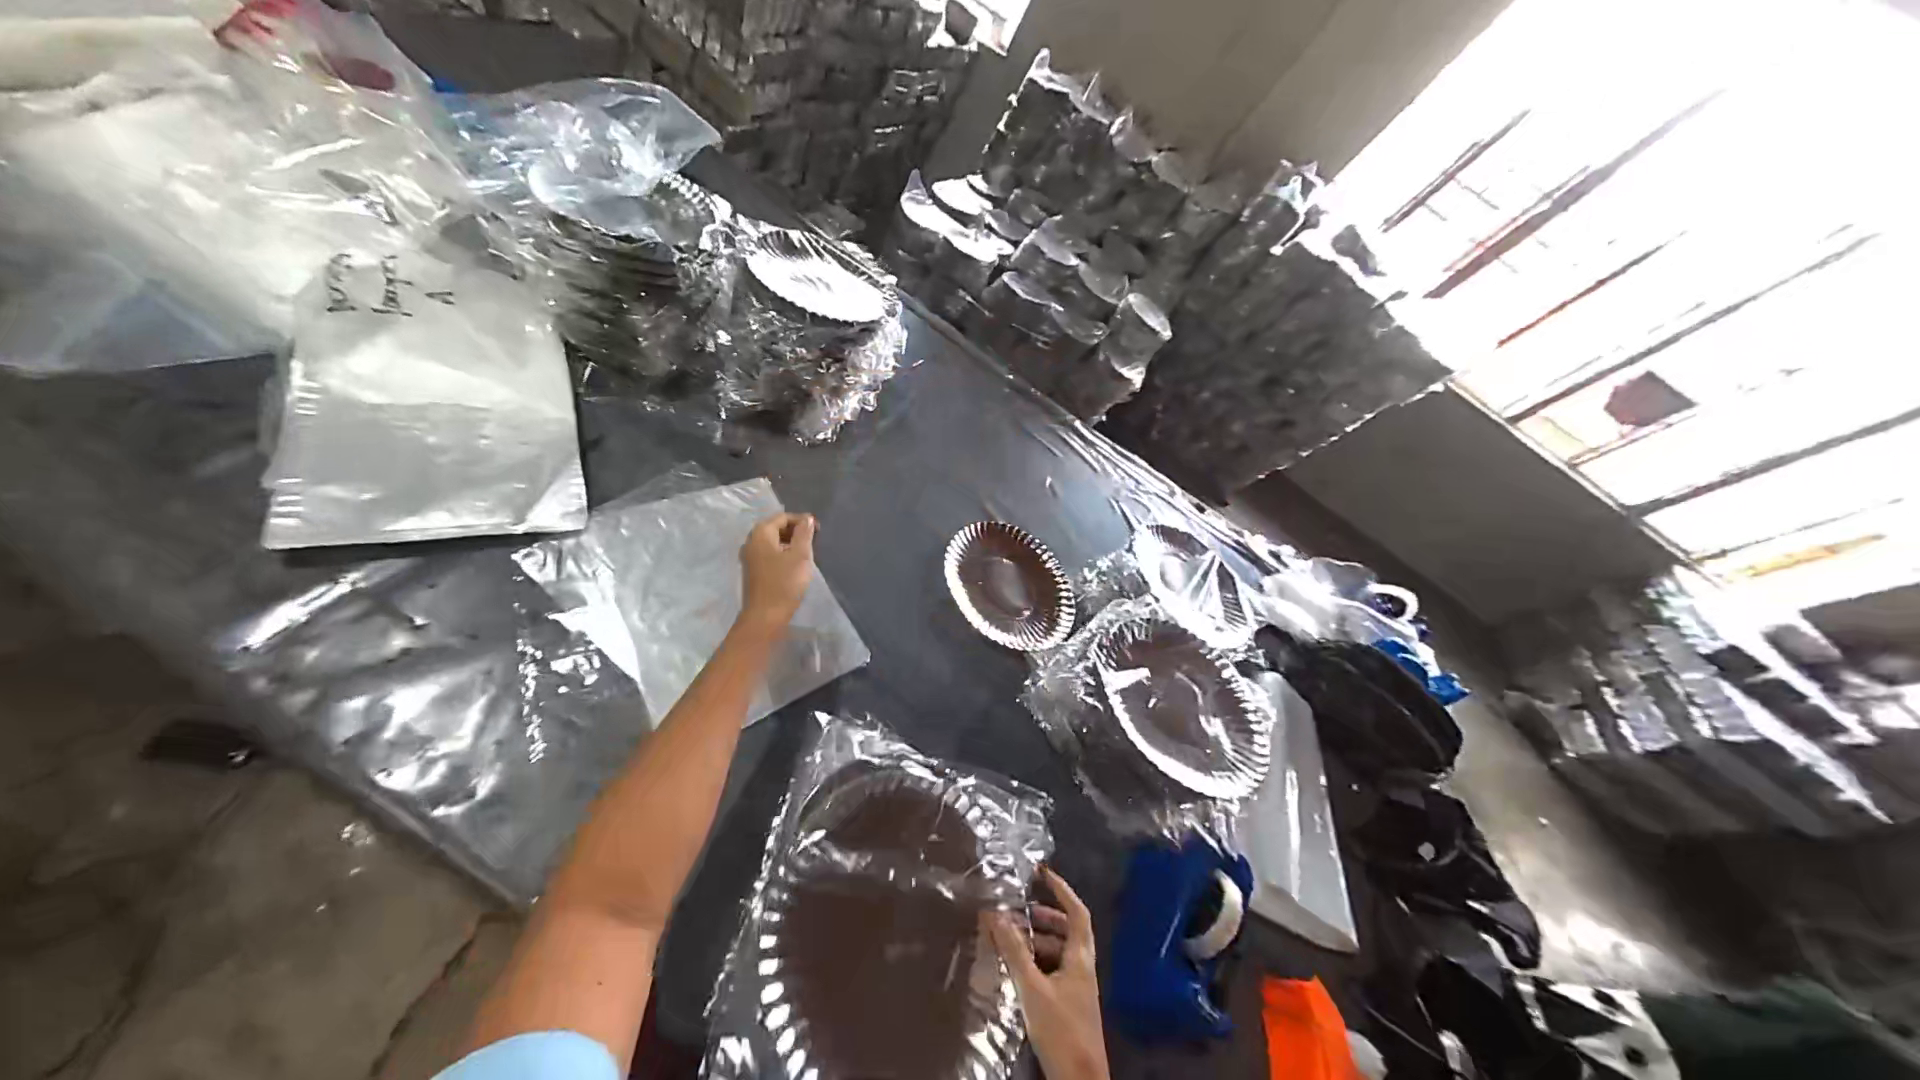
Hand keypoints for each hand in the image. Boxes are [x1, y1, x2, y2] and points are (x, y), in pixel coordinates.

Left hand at [739, 512, 816, 630]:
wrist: (765, 616)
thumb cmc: (785, 583)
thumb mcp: (800, 555)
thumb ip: (804, 534)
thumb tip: (807, 519)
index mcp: (761, 533)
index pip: (783, 517)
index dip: (802, 520)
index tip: (818, 530)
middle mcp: (751, 541)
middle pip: (776, 527)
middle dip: (796, 530)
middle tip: (814, 540)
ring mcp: (750, 557)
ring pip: (773, 541)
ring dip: (790, 543)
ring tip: (807, 552)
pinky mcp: (753, 570)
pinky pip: (770, 553)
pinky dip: (783, 553)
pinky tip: (795, 564)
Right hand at [985, 868, 1108, 1079]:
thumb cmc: (1060, 1029)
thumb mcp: (1032, 987)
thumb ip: (1013, 950)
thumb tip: (994, 913)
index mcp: (1080, 957)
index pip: (1077, 911)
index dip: (1062, 889)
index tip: (1042, 873)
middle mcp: (1083, 967)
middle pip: (1068, 930)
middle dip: (1044, 916)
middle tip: (1019, 911)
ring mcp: (1078, 987)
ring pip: (1059, 951)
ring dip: (1037, 940)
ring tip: (1010, 938)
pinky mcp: (1069, 1005)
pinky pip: (1053, 970)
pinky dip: (1036, 961)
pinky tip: (1016, 967)